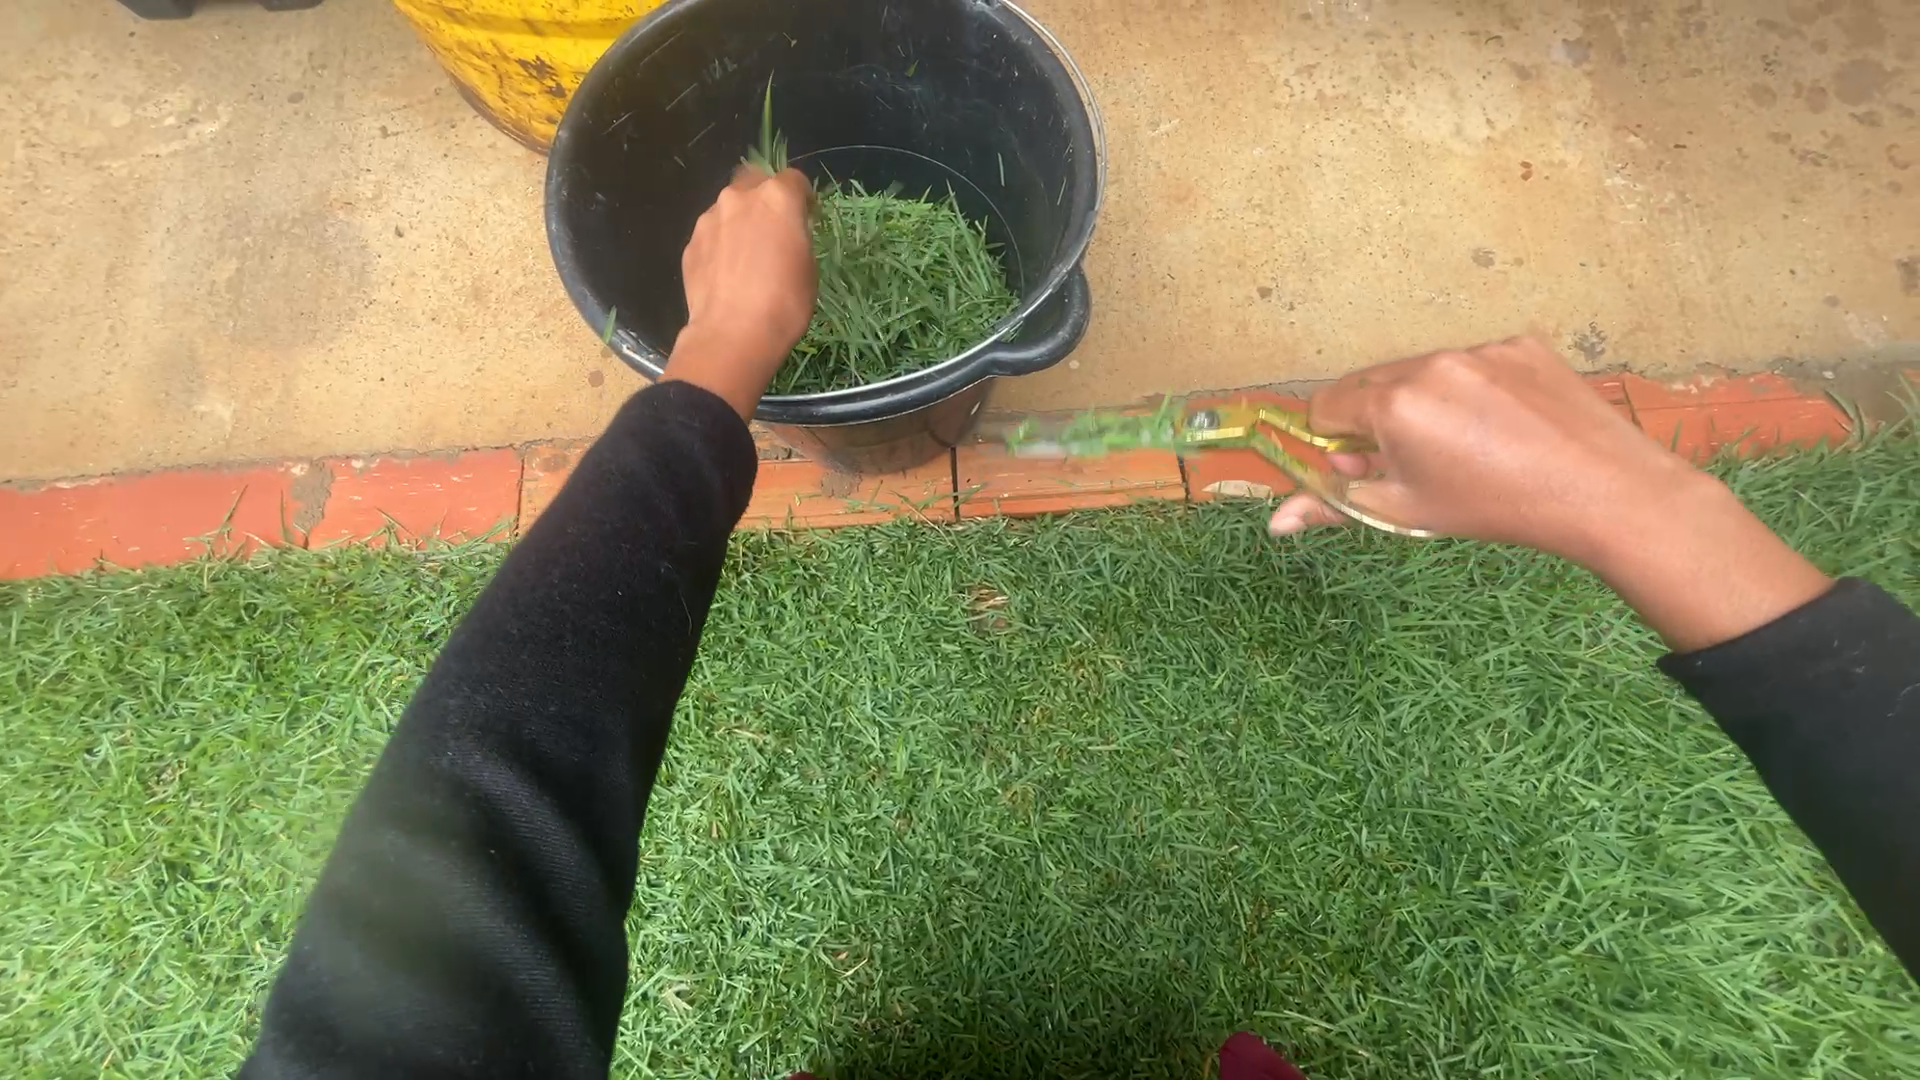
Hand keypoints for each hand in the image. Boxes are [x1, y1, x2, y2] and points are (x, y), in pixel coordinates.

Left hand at [661, 166, 816, 417]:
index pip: (794, 180)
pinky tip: (728, 276)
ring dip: (740, 223)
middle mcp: (739, 198)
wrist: (733, 335)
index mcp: (776, 199)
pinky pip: (712, 235)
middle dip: (765, 200)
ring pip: (729, 209)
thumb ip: (797, 238)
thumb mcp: (808, 269)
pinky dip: (721, 246)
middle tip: (774, 233)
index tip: (806, 221)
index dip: (803, 199)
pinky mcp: (691, 244)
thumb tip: (786, 233)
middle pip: (755, 182)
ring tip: (746, 260)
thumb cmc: (784, 304)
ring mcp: (710, 219)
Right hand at [1272, 338, 1830, 650]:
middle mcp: (1427, 363)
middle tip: (1414, 458)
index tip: (1367, 463)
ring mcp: (1478, 348)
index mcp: (1390, 403)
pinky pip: (1467, 361)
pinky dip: (1467, 388)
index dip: (1336, 440)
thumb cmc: (1489, 508)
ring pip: (1417, 371)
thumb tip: (1274, 524)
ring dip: (1418, 401)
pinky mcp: (1520, 342)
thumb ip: (1329, 506)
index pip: (1323, 406)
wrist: (1605, 492)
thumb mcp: (1400, 511)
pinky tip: (1499, 421)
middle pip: (1366, 384)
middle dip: (1373, 419)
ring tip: (1463, 441)